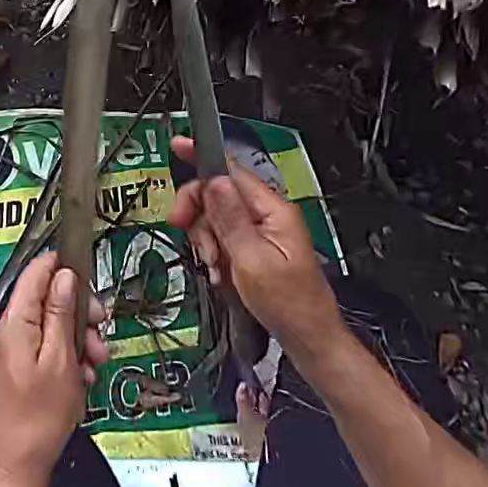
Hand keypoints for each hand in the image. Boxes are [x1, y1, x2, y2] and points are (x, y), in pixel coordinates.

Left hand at [0, 252, 108, 486]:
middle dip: (79, 310)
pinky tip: (82, 372)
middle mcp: (9, 330)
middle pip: (48, 296)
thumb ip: (63, 312)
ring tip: (93, 359)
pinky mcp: (20, 364)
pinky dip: (69, 352)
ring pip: (53, 321)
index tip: (86, 273)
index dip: (63, 267)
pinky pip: (49, 343)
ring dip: (79, 335)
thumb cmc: (38, 419)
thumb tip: (65, 277)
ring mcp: (14, 348)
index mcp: (14, 323)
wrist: (20, 464)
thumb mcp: (61, 358)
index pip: (36, 272)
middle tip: (97, 327)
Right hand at [168, 136, 345, 359]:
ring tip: (216, 267)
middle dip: (200, 214)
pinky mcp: (256, 247)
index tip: (178, 146)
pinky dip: (215, 253)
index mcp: (273, 209)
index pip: (232, 171)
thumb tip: (214, 181)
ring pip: (217, 217)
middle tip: (189, 235)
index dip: (203, 158)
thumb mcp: (252, 261)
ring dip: (207, 240)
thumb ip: (230, 219)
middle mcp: (267, 214)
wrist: (309, 340)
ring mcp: (262, 230)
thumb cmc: (289, 305)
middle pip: (219, 194)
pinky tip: (221, 273)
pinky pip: (224, 238)